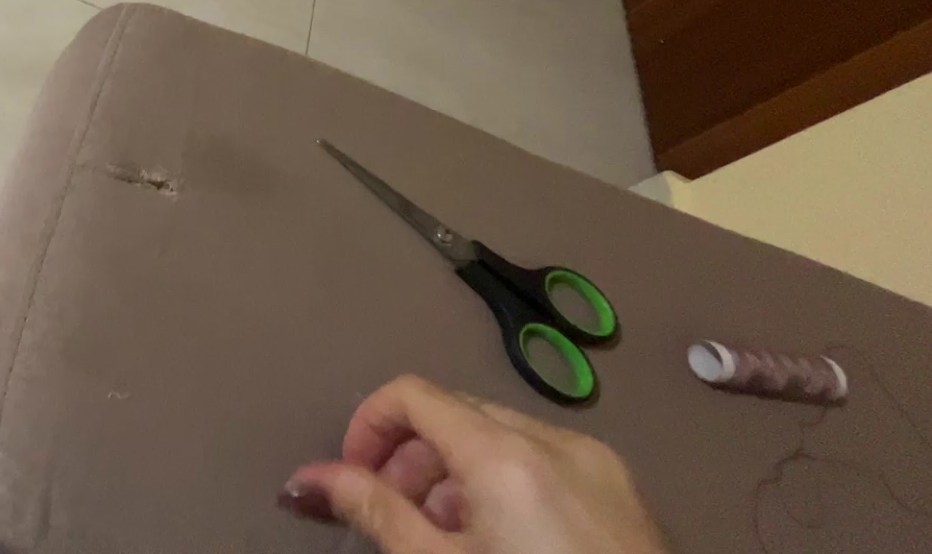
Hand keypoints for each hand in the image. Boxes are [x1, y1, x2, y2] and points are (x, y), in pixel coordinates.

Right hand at [279, 375, 670, 553]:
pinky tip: (502, 544)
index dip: (369, 424)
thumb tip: (302, 478)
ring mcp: (601, 466)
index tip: (353, 477)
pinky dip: (503, 485)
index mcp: (505, 452)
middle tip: (394, 515)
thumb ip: (370, 509)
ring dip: (453, 472)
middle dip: (409, 456)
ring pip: (497, 436)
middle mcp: (556, 441)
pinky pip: (542, 462)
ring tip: (446, 537)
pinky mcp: (629, 498)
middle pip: (453, 411)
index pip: (411, 393)